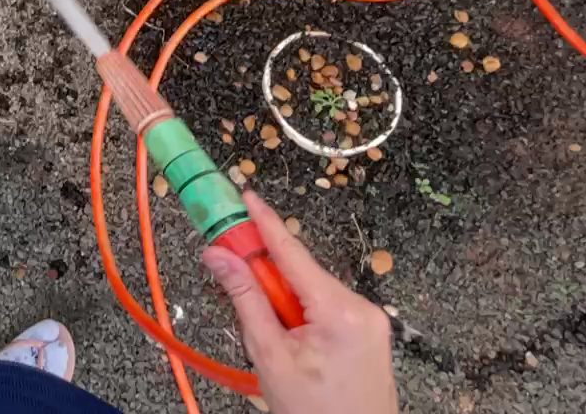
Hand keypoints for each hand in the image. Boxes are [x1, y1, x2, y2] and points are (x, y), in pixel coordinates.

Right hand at [202, 191, 398, 413]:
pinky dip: (298, 308)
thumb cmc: (312, 413)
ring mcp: (369, 320)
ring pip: (308, 287)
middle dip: (264, 270)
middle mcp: (362, 308)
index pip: (291, 251)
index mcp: (340, 311)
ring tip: (269, 331)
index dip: (264, 220)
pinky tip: (287, 334)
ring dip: (281, 295)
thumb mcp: (269, 353)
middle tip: (230, 267)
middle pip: (297, 269)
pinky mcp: (368, 332)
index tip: (245, 194)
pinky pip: (323, 304)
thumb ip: (243, 296)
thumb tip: (215, 254)